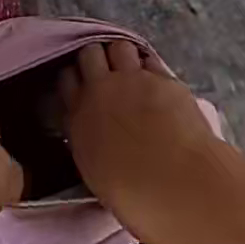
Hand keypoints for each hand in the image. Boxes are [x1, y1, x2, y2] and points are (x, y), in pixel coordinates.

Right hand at [58, 41, 233, 241]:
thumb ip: (89, 139)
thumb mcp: (94, 169)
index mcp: (79, 116)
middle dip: (96, 58)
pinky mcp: (164, 78)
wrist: (178, 186)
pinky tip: (157, 81)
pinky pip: (150, 60)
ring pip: (119, 47)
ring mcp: (133, 79)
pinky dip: (150, 66)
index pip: (66, 79)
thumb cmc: (134, 196)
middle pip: (89, 53)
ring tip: (132, 70)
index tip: (82, 83)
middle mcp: (101, 89)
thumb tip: (97, 131)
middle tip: (107, 72)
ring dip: (123, 55)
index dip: (75, 77)